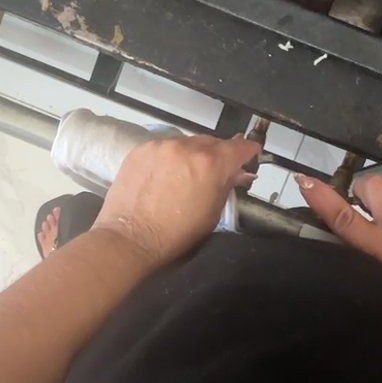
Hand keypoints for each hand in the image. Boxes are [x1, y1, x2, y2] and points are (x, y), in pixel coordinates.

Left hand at [93, 134, 261, 266]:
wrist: (129, 239)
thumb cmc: (174, 235)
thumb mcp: (211, 214)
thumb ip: (226, 187)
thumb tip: (237, 173)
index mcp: (210, 165)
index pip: (238, 147)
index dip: (248, 151)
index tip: (252, 153)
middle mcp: (187, 148)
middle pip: (212, 142)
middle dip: (218, 155)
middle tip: (217, 171)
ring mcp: (161, 146)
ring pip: (186, 143)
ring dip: (192, 155)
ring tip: (187, 175)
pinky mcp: (141, 150)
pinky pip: (164, 147)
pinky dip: (170, 157)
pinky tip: (166, 175)